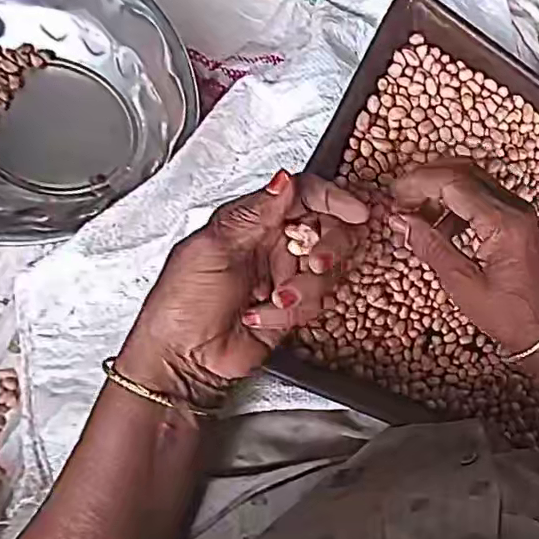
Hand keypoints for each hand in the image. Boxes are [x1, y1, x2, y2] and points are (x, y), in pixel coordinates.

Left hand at [117, 170, 366, 406]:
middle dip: (328, 249)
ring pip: (327, 272)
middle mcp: (274, 244)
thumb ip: (253, 214)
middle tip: (314, 264)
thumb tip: (283, 181)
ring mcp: (287, 275)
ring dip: (304, 289)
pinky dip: (293, 312)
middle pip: (328, 232)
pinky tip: (262, 317)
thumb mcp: (212, 248)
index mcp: (253, 221)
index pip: (303, 195)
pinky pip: (318, 302)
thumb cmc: (182, 302)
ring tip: (272, 300)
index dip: (332, 199)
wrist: (184, 357)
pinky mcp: (296, 306)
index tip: (356, 212)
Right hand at [386, 160, 538, 356]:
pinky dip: (457, 204)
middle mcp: (515, 209)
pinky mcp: (517, 221)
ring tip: (417, 217)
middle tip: (401, 200)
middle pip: (464, 172)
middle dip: (427, 181)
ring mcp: (519, 212)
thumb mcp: (462, 283)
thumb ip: (431, 246)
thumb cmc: (508, 314)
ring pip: (472, 180)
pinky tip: (440, 228)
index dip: (418, 184)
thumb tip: (400, 220)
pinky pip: (482, 198)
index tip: (395, 196)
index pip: (454, 182)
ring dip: (440, 191)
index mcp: (504, 223)